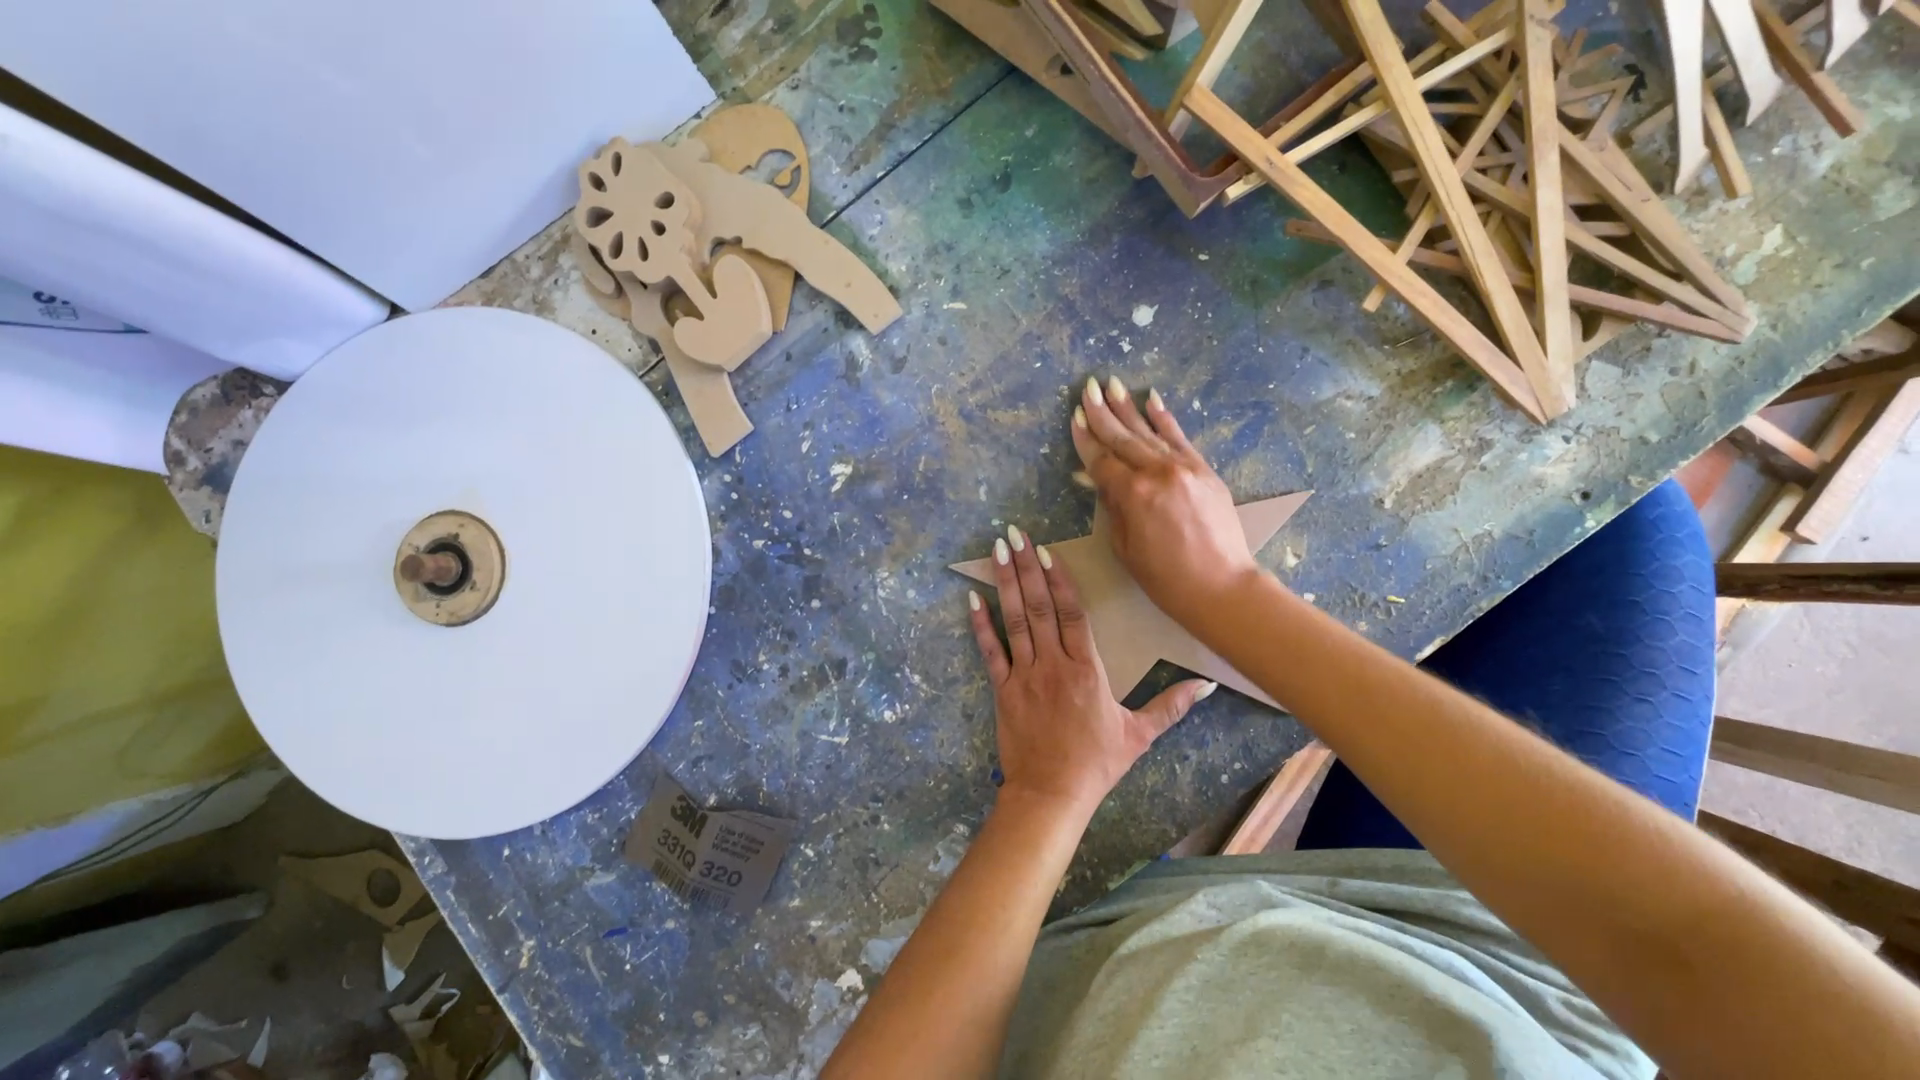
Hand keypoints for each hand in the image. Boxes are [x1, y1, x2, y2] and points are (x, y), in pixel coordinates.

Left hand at [967, 523, 1214, 814]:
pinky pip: (990, 652)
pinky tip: (972, 599)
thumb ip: (1171, 705)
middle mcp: (1053, 665)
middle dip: (1027, 567)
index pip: (1073, 615)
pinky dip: (981, 625)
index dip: (1060, 580)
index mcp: (1087, 670)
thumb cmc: (1097, 764)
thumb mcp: (1140, 735)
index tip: (1048, 552)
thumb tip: (1207, 685)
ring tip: (997, 551)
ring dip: (1005, 584)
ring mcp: (1024, 676)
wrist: (1051, 794)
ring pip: (1015, 621)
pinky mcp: (1003, 691)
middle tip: (1015, 533)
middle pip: (1040, 607)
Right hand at [1070, 375, 1265, 624]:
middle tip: (1088, 387)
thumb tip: (1097, 479)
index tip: (1075, 417)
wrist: (1220, 586)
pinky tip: (1152, 400)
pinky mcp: (1204, 471)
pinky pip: (1180, 438)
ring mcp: (1184, 468)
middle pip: (1122, 438)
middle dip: (1102, 412)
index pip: (1101, 459)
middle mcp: (1157, 472)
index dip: (1085, 439)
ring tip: (1113, 385)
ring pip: (1149, 432)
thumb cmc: (1164, 577)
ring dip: (1129, 408)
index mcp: (1132, 494)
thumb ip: (1112, 507)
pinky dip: (1165, 419)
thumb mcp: (1125, 547)